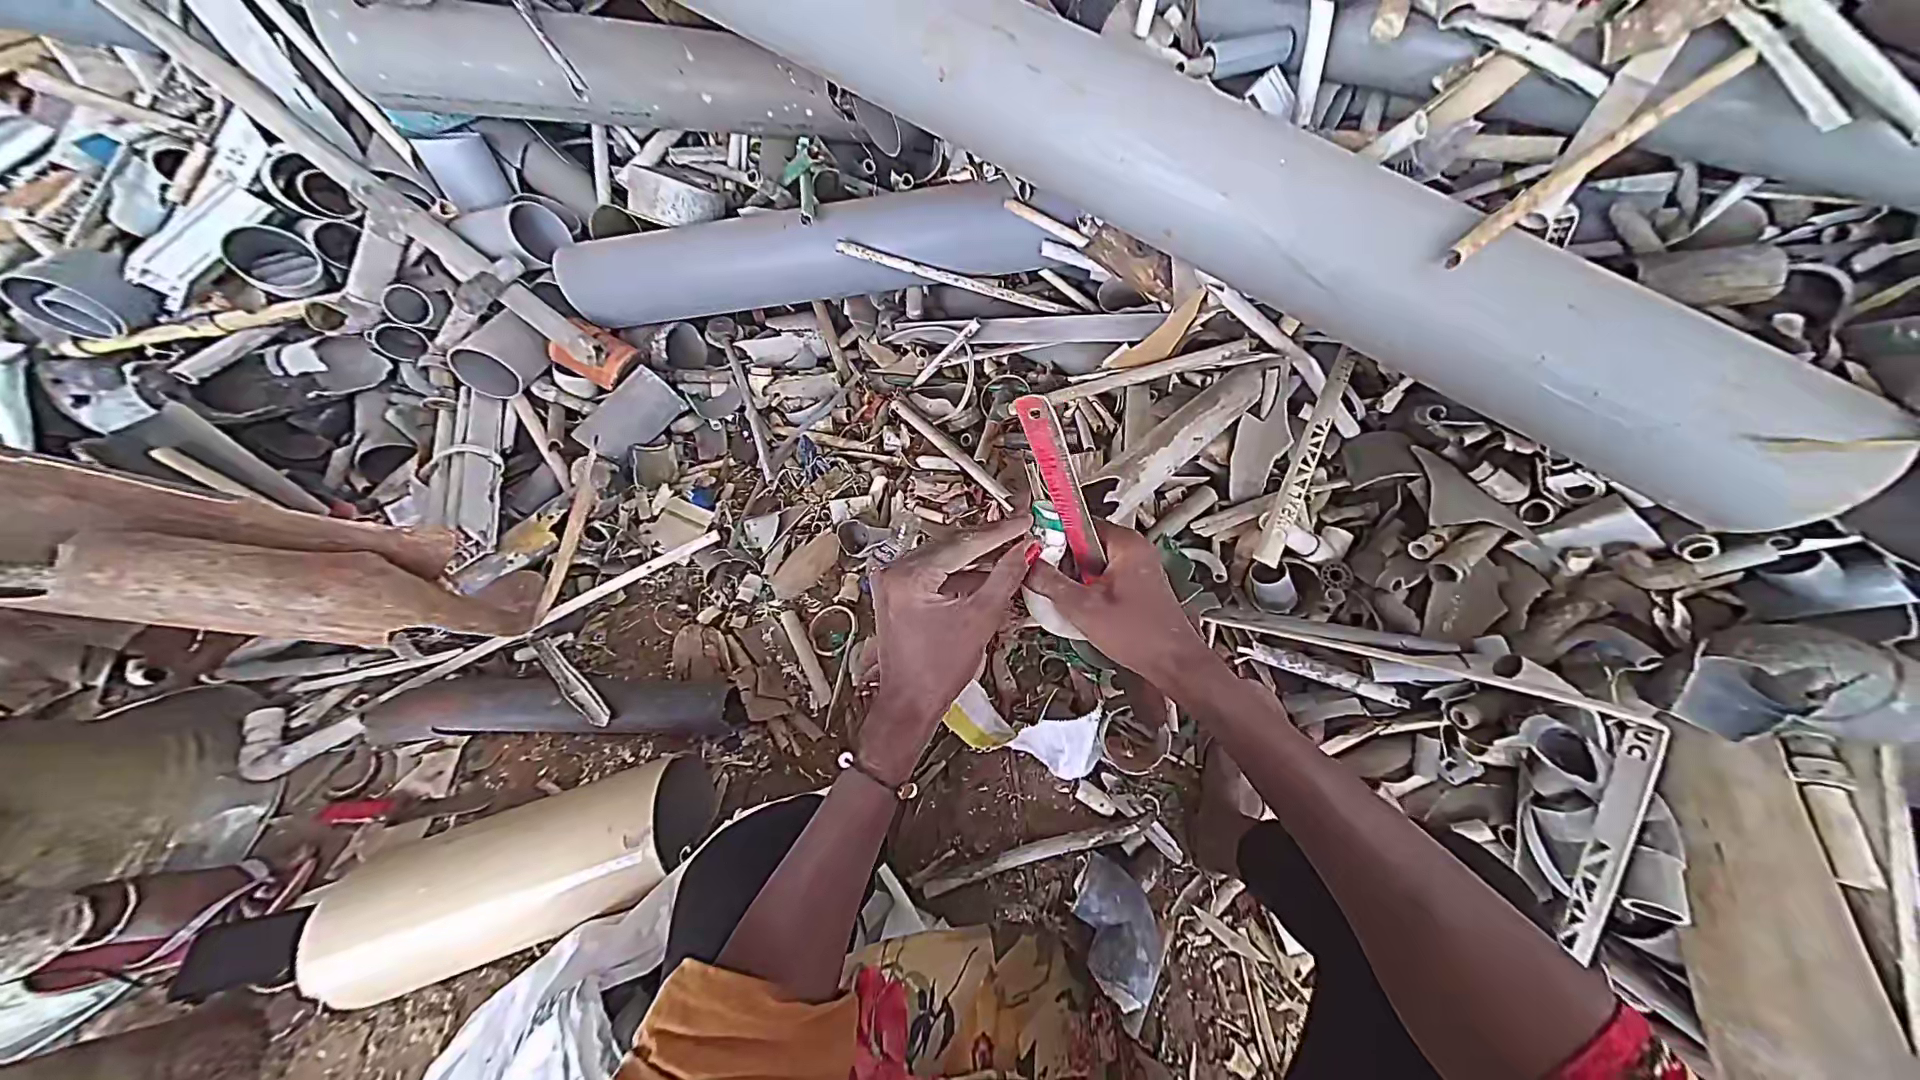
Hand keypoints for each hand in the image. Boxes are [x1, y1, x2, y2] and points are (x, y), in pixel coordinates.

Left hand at [861, 518, 1033, 784]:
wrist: (911, 703)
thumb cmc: (935, 673)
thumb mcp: (980, 619)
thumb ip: (1005, 578)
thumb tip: (1024, 551)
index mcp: (908, 576)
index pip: (963, 543)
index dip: (1000, 533)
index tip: (1023, 523)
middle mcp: (895, 572)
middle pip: (953, 545)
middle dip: (991, 542)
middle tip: (1021, 532)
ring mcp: (894, 581)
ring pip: (947, 557)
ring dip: (979, 557)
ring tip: (1012, 551)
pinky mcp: (900, 592)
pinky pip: (938, 572)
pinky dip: (964, 573)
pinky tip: (989, 571)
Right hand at [1024, 521, 1217, 687]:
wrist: (1171, 664)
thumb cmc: (1142, 637)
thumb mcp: (1083, 607)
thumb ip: (1050, 582)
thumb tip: (1030, 566)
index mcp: (1126, 544)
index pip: (1078, 521)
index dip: (1053, 535)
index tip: (1037, 547)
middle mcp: (1134, 551)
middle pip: (1083, 543)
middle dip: (1062, 562)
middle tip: (1049, 580)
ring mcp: (1135, 569)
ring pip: (1090, 563)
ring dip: (1074, 579)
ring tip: (1069, 600)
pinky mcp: (1134, 586)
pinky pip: (1101, 578)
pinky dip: (1088, 590)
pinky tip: (1083, 610)